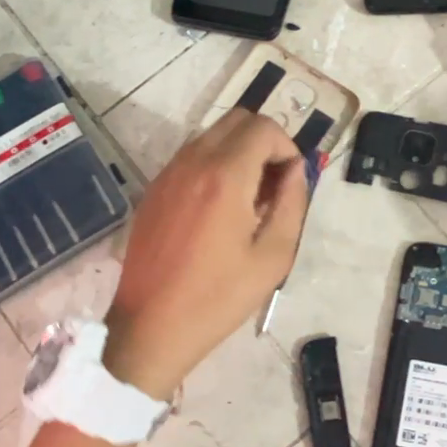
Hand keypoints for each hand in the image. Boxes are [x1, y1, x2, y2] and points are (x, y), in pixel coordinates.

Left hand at [104, 110, 308, 399]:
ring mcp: (167, 175)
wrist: (152, 326)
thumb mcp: (273, 258)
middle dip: (263, 143)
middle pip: (236, 121)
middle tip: (273, 186)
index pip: (263, 128)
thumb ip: (292, 205)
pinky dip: (213, 167)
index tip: (292, 182)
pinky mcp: (153, 191)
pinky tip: (218, 212)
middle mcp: (192, 163)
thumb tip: (295, 172)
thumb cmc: (218, 299)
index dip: (287, 148)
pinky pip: (190, 158)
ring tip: (248, 201)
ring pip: (211, 136)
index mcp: (224, 178)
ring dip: (237, 153)